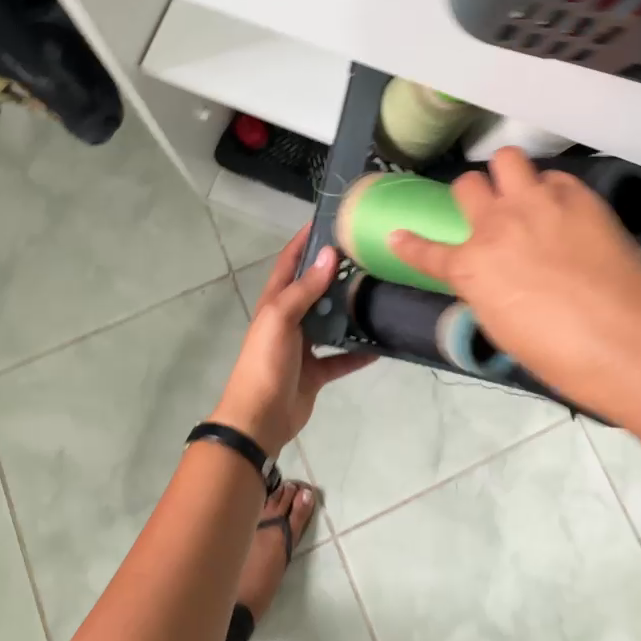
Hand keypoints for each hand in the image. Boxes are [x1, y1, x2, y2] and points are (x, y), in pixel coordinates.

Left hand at [213, 227, 375, 454]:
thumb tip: (330, 253)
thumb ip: (306, 288)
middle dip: (337, 274)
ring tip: (380, 294)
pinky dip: (359, 352)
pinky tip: (381, 344)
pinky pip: (342, 357)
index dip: (305, 240)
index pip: (290, 261)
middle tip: (369, 257)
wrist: (259, 418)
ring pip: (331, 321)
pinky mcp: (316, 371)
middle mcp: (290, 318)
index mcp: (275, 301)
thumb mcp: (281, 318)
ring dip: (351, 311)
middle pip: (315, 289)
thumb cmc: (266, 361)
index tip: (329, 221)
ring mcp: (304, 345)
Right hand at [387, 148, 640, 406]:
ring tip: (524, 194)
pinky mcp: (578, 195)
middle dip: (474, 195)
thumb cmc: (563, 357)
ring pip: (506, 158)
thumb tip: (491, 276)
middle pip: (467, 184)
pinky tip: (567, 211)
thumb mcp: (505, 329)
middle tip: (490, 211)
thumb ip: (488, 290)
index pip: (426, 251)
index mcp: (471, 267)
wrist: (630, 341)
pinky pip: (554, 177)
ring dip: (509, 174)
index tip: (399, 235)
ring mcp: (537, 203)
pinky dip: (553, 189)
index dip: (409, 244)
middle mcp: (495, 225)